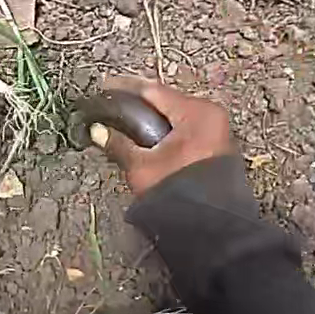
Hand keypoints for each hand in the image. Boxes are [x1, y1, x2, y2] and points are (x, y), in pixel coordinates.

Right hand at [92, 76, 235, 194]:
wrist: (211, 227)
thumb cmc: (180, 191)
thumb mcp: (142, 166)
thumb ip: (118, 144)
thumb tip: (97, 131)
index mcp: (197, 112)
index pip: (154, 91)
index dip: (125, 88)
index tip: (104, 86)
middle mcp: (211, 116)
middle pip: (166, 103)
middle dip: (138, 106)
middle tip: (112, 107)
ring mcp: (217, 132)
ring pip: (175, 118)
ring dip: (151, 121)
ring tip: (125, 123)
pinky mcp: (215, 149)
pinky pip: (185, 131)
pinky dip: (165, 133)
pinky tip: (147, 140)